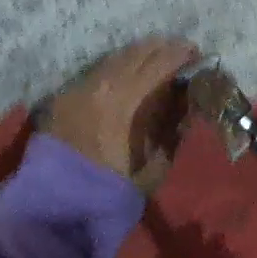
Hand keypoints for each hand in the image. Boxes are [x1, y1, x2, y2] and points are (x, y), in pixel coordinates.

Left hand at [42, 38, 198, 192]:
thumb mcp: (157, 162)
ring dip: (140, 54)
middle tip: (182, 53)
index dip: (184, 54)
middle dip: (164, 48)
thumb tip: (187, 98)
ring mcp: (80, 87)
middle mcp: (102, 83)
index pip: (162, 61)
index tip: (200, 55)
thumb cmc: (113, 190)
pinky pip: (98, 70)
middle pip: (139, 50)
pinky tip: (127, 75)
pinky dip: (118, 66)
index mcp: (127, 99)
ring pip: (117, 56)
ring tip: (156, 60)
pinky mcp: (64, 96)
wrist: (56, 209)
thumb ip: (175, 125)